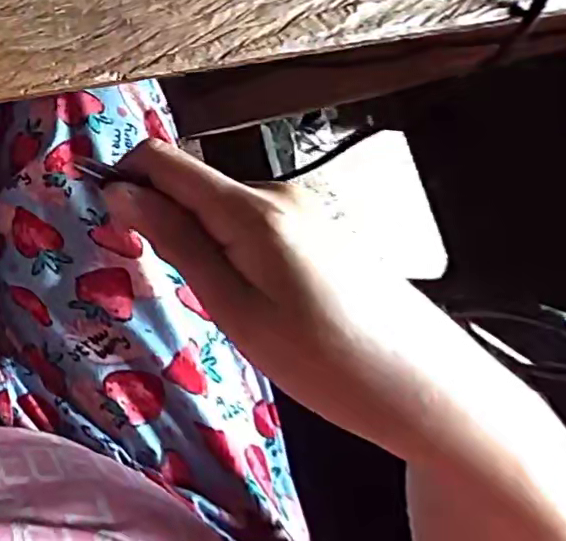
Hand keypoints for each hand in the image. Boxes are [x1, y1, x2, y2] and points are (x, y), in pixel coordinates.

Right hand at [102, 141, 529, 464]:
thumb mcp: (235, 309)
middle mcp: (276, 194)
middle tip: (170, 275)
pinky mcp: (320, 229)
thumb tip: (118, 190)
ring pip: (217, 203)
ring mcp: (304, 210)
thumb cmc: (333, 365)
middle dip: (161, 214)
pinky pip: (249, 220)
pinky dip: (229, 243)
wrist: (455, 408)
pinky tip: (258, 294)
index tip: (109, 215)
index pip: (158, 157)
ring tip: (222, 296)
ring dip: (197, 233)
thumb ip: (175, 241)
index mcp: (251, 209)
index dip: (121, 174)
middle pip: (188, 181)